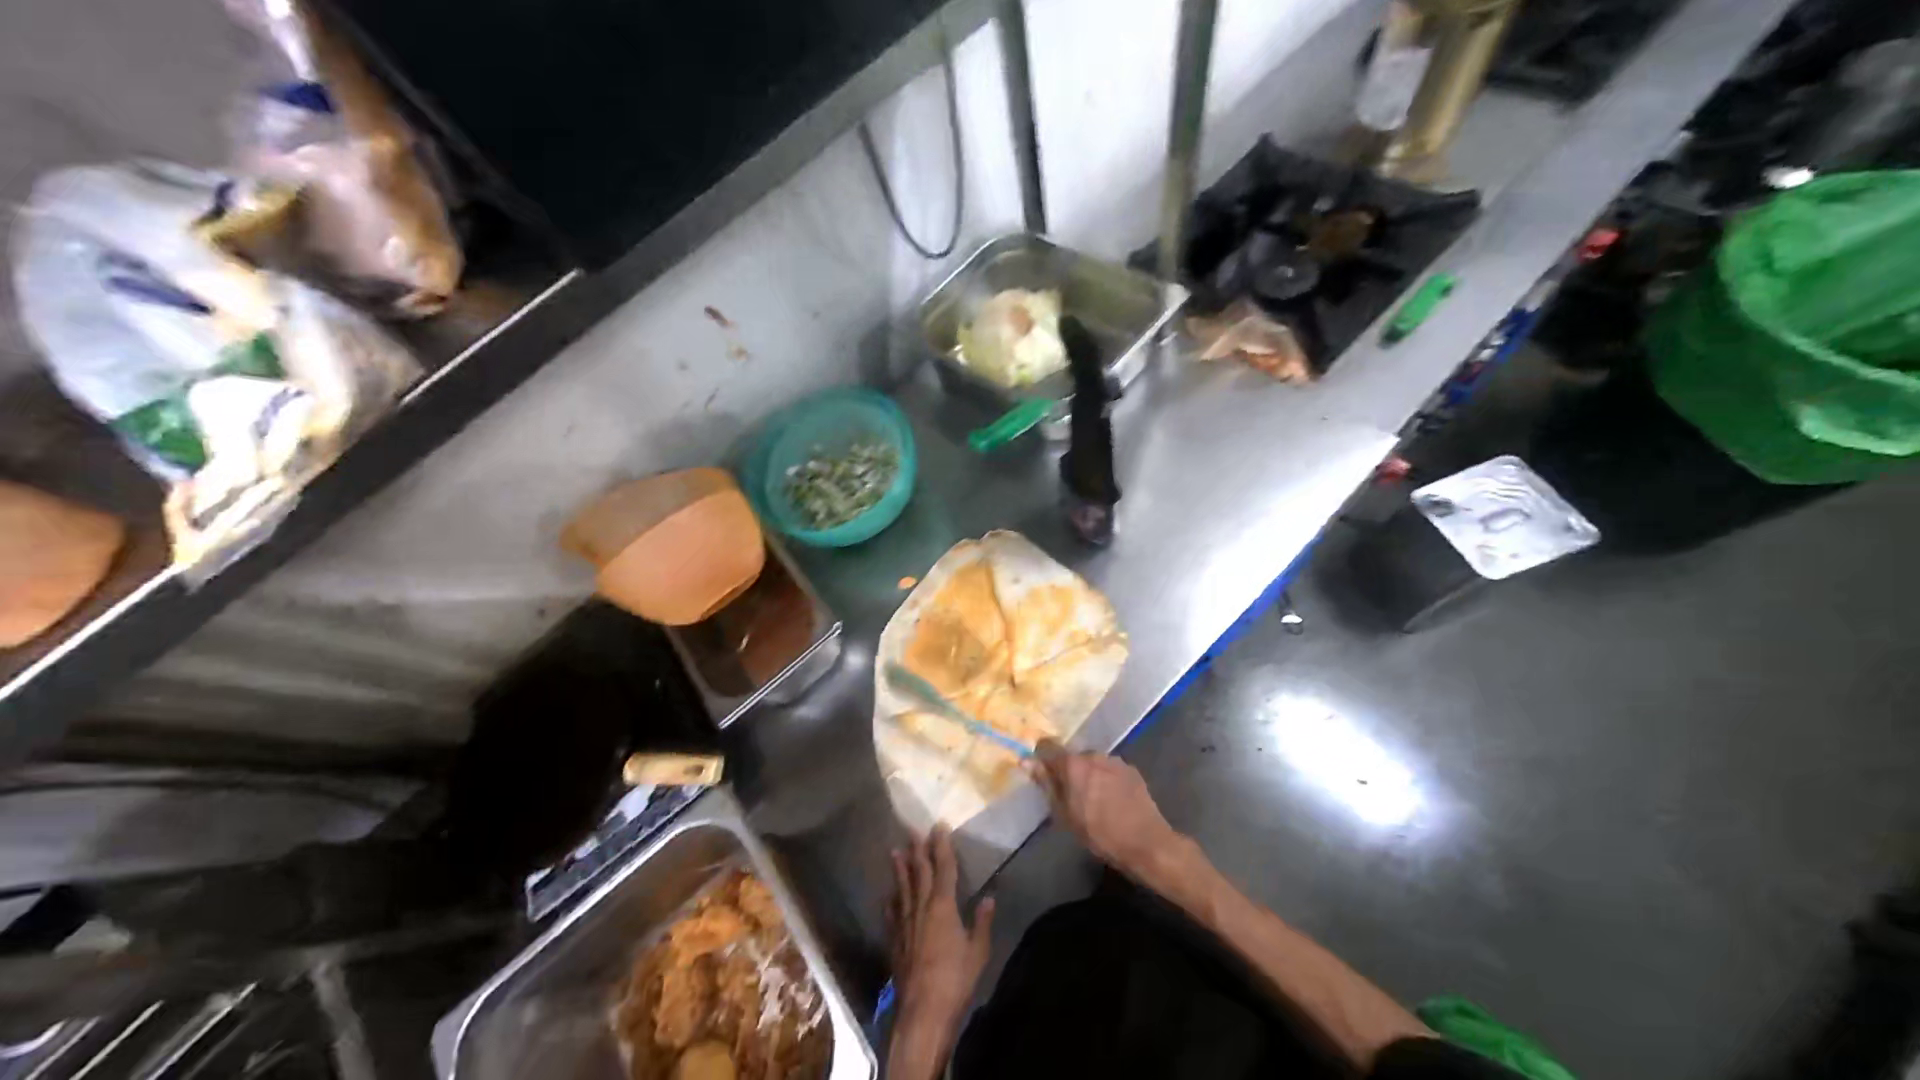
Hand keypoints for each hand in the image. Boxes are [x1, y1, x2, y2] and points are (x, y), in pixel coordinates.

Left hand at [888, 826, 995, 1028]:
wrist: (923, 1011)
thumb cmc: (956, 980)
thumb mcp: (978, 952)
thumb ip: (982, 923)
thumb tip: (989, 898)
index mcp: (943, 907)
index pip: (943, 868)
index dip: (942, 846)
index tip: (939, 826)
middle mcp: (921, 908)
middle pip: (920, 873)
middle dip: (918, 850)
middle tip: (914, 830)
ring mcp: (905, 924)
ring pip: (902, 889)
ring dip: (900, 869)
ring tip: (895, 851)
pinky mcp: (895, 942)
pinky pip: (892, 914)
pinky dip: (891, 902)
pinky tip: (888, 897)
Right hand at [1032, 741, 1190, 885]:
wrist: (1146, 843)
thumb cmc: (1099, 833)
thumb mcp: (1064, 814)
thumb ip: (1046, 784)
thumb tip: (1027, 761)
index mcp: (1073, 763)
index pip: (1048, 746)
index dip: (1042, 758)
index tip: (1041, 774)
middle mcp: (1093, 754)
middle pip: (1072, 756)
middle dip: (1068, 771)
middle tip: (1070, 796)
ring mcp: (1115, 760)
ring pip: (1092, 763)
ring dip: (1089, 775)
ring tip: (1094, 800)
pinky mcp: (1131, 770)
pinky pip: (1110, 769)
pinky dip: (1106, 779)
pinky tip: (1112, 801)